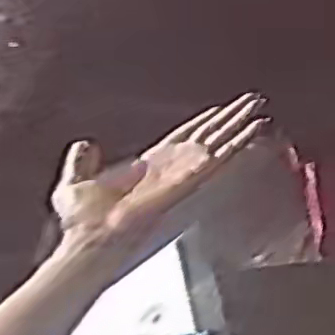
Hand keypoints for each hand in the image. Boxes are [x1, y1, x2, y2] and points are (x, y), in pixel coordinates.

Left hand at [51, 93, 267, 260]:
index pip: (186, 132)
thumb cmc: (83, 218)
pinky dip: (244, 137)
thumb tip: (81, 144)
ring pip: (223, 135)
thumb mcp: (73, 184)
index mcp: (152, 160)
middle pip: (212, 130)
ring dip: (242, 119)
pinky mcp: (198, 173)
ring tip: (260, 104)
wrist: (94, 236)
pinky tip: (258, 125)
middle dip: (232, 114)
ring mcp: (190, 166)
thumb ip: (80, 163)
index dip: (204, 119)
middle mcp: (176, 160)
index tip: (221, 107)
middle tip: (253, 99)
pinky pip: (227, 151)